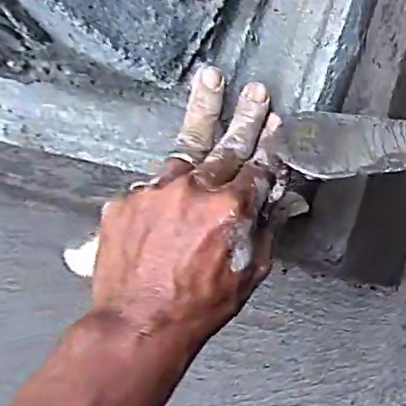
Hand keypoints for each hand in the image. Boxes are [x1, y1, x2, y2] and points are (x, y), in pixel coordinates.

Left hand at [90, 68, 280, 344]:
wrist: (139, 322)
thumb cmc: (199, 304)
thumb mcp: (250, 270)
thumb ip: (264, 228)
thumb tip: (276, 203)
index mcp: (231, 208)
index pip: (259, 168)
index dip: (273, 147)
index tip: (279, 126)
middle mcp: (193, 191)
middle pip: (227, 145)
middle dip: (247, 116)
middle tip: (258, 92)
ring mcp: (155, 192)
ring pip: (185, 150)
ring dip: (203, 117)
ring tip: (211, 83)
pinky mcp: (126, 201)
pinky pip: (153, 183)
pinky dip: (168, 182)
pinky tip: (173, 184)